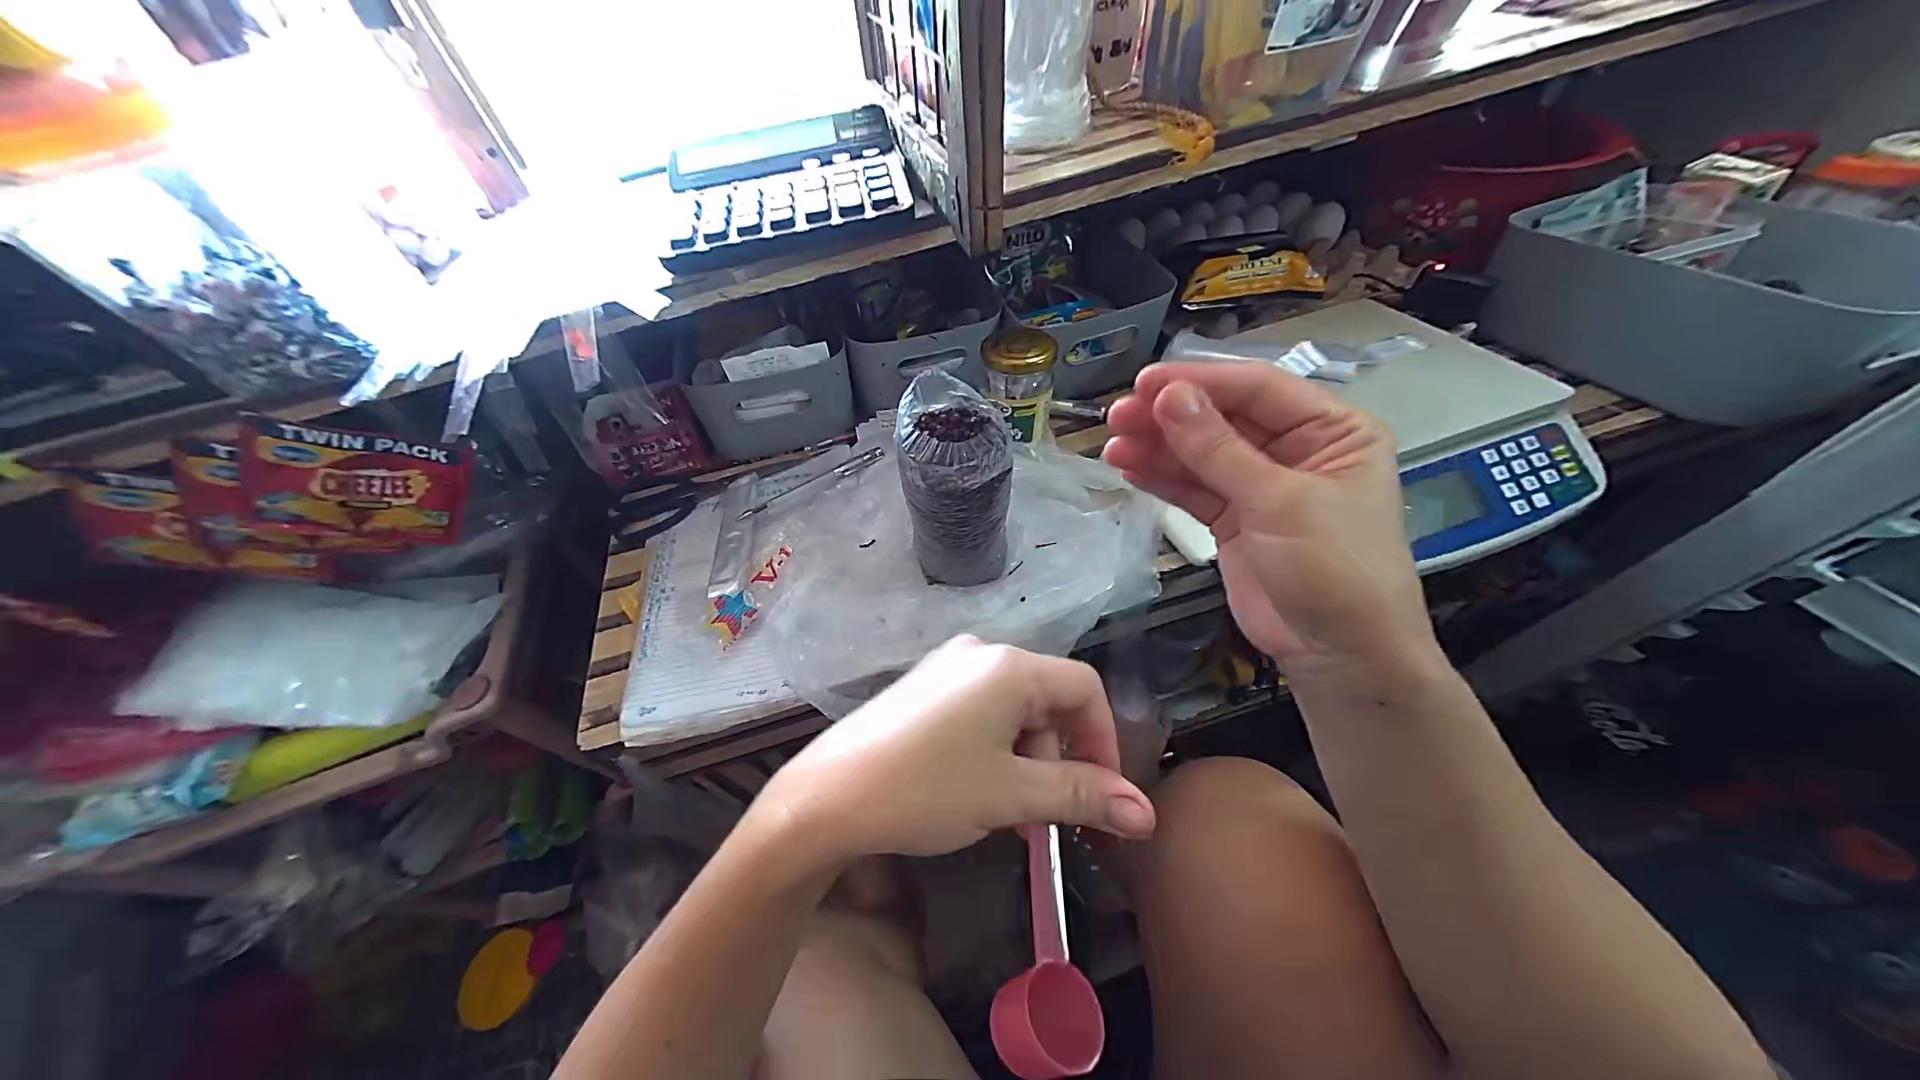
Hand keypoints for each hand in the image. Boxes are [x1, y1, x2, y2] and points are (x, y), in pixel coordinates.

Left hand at [755, 636, 1155, 861]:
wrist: (826, 797)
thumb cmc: (925, 789)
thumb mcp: (1011, 794)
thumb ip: (1082, 796)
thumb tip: (1146, 814)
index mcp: (1008, 666)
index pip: (1084, 687)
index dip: (1103, 740)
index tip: (1103, 794)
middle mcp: (979, 653)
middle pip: (1048, 700)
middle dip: (1058, 758)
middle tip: (1042, 814)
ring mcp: (946, 667)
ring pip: (1014, 710)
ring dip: (1026, 760)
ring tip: (1007, 812)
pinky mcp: (923, 688)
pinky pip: (980, 712)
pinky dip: (995, 750)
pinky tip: (977, 790)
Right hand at [1102, 361, 1438, 679]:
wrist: (1340, 655)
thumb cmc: (1334, 569)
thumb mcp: (1279, 502)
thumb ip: (1219, 449)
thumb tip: (1169, 397)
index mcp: (1331, 430)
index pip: (1258, 390)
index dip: (1200, 382)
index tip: (1145, 382)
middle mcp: (1295, 450)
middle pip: (1223, 420)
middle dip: (1170, 417)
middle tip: (1119, 414)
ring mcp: (1260, 486)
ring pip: (1201, 455)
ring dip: (1157, 448)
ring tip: (1112, 442)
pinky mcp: (1233, 519)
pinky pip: (1192, 489)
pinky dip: (1161, 479)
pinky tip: (1128, 467)